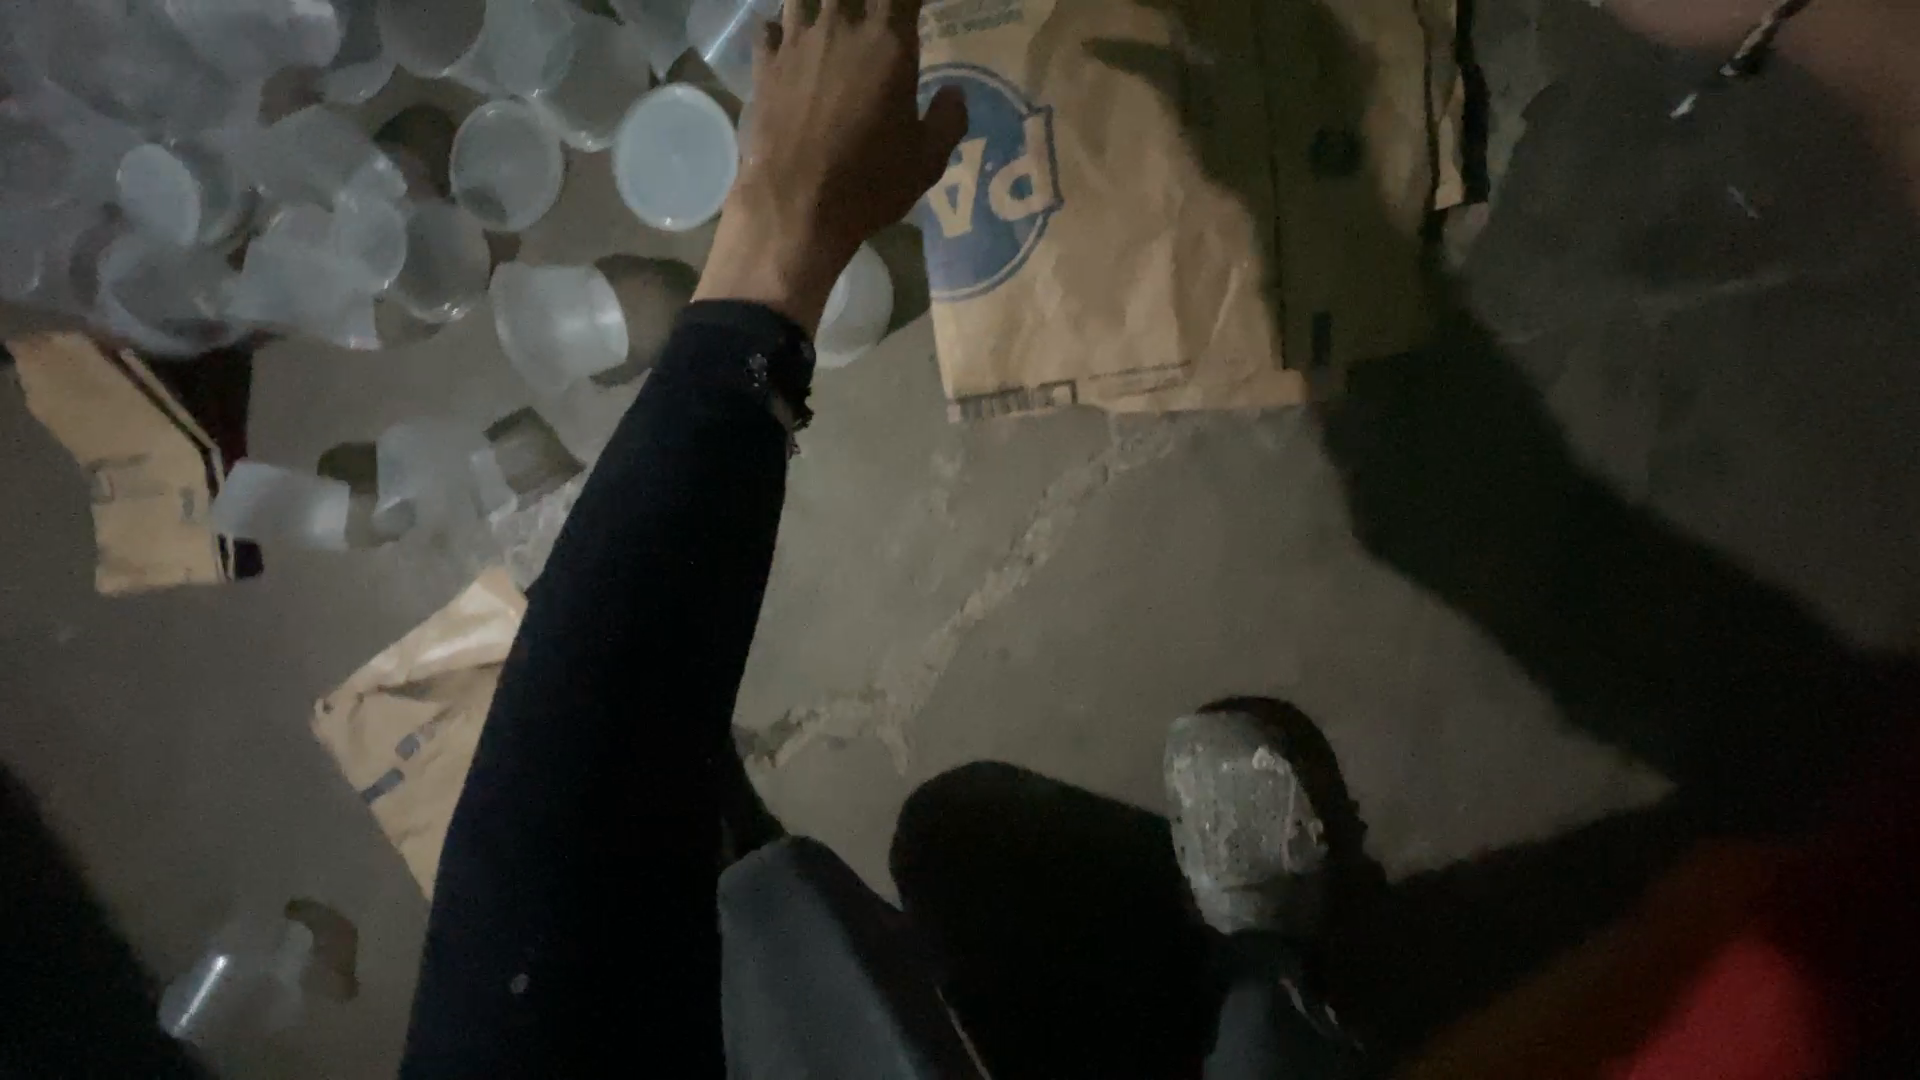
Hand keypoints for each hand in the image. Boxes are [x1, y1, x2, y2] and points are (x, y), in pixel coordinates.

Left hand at [692, 0, 967, 332]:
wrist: (798, 207)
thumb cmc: (871, 184)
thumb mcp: (927, 162)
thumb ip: (948, 119)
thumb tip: (954, 93)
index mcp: (889, 42)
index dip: (912, 0)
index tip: (916, 11)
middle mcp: (841, 27)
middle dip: (868, 1)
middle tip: (875, 18)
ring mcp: (797, 42)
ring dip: (822, 6)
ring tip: (832, 21)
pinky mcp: (765, 66)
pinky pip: (769, 26)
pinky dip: (781, 28)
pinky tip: (789, 43)